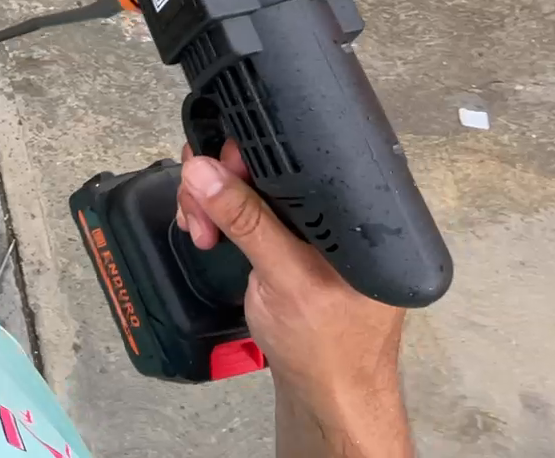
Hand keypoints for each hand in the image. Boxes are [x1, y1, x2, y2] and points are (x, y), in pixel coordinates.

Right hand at [177, 145, 410, 456]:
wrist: (325, 399)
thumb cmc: (323, 345)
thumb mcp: (284, 279)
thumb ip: (245, 222)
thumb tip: (199, 167)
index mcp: (356, 216)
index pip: (295, 161)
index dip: (246, 156)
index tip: (212, 172)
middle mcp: (332, 215)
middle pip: (260, 172)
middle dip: (217, 184)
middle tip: (198, 213)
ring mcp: (305, 230)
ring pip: (241, 189)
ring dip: (207, 203)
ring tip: (198, 231)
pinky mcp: (281, 243)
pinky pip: (238, 211)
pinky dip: (213, 216)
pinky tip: (204, 232)